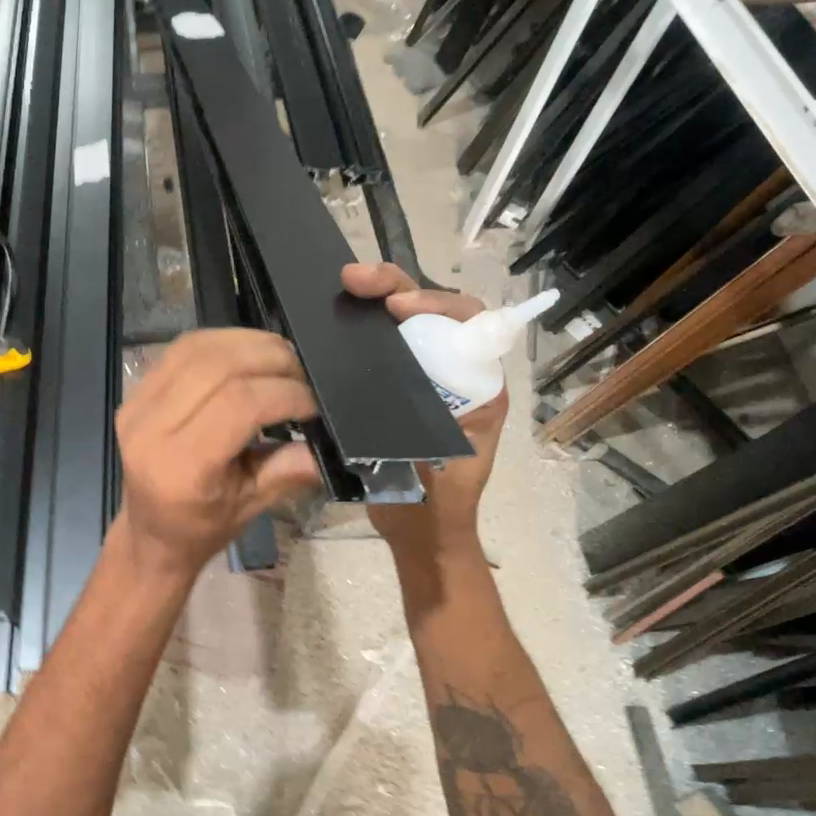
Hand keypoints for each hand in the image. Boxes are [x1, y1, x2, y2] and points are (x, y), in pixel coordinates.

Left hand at [113, 329, 323, 578]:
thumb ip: (288, 468)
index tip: (313, 403)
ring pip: (198, 348)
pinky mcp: (135, 390)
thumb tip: (331, 439)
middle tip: (302, 374)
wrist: (149, 532)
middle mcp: (151, 428)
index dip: (284, 394)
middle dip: (271, 361)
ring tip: (282, 359)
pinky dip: (222, 343)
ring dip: (248, 344)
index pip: (239, 405)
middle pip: (217, 366)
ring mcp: (137, 404)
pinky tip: (249, 353)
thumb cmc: (202, 526)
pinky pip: (182, 350)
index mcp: (180, 467)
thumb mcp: (251, 505)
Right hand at [341, 262, 506, 559]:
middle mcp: (457, 375)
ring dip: (376, 301)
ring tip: (343, 288)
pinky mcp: (399, 389)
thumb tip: (387, 389)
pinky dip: (362, 330)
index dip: (436, 304)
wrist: (421, 536)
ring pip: (408, 325)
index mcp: (480, 388)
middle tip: (354, 279)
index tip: (397, 307)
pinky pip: (384, 350)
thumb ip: (420, 432)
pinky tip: (335, 321)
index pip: (470, 324)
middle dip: (398, 287)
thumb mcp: (435, 469)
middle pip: (435, 312)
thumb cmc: (435, 507)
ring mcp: (426, 380)